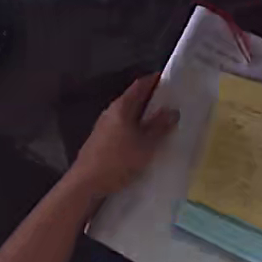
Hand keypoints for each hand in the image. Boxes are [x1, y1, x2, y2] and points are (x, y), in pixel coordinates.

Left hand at [66, 74, 177, 198]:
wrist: (87, 181)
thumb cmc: (118, 160)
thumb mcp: (145, 145)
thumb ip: (159, 127)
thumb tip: (173, 110)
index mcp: (121, 106)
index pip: (139, 85)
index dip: (154, 80)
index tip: (170, 80)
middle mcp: (112, 111)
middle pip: (134, 98)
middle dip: (152, 98)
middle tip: (173, 101)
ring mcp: (105, 124)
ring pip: (129, 113)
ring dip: (145, 114)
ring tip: (165, 120)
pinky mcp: (104, 138)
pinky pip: (125, 126)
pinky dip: (137, 126)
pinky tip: (147, 138)